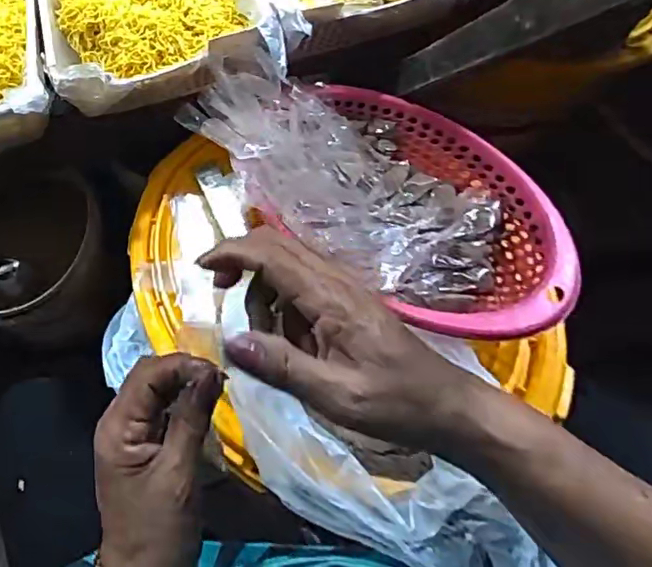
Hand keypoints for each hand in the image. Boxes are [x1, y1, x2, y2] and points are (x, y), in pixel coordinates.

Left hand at [94, 353, 221, 566]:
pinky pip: (158, 412)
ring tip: (215, 385)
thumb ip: (191, 420)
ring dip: (182, 385)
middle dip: (182, 370)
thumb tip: (209, 373)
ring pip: (154, 392)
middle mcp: (116, 420)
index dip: (180, 365)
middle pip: (147, 378)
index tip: (216, 368)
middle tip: (219, 375)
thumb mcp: (179, 475)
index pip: (146, 374)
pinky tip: (201, 405)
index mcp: (116, 424)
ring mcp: (126, 433)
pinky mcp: (139, 447)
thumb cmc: (158, 531)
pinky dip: (180, 404)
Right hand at [198, 227, 487, 452]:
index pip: (269, 254)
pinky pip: (298, 281)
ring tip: (267, 340)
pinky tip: (291, 339)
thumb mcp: (336, 397)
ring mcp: (341, 286)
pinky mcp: (344, 298)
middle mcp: (333, 279)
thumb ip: (282, 367)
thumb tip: (231, 341)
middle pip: (273, 244)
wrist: (449, 407)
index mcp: (329, 297)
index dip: (231, 252)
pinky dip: (280, 301)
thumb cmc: (395, 404)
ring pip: (283, 262)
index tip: (202, 266)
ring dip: (261, 290)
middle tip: (220, 290)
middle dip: (239, 260)